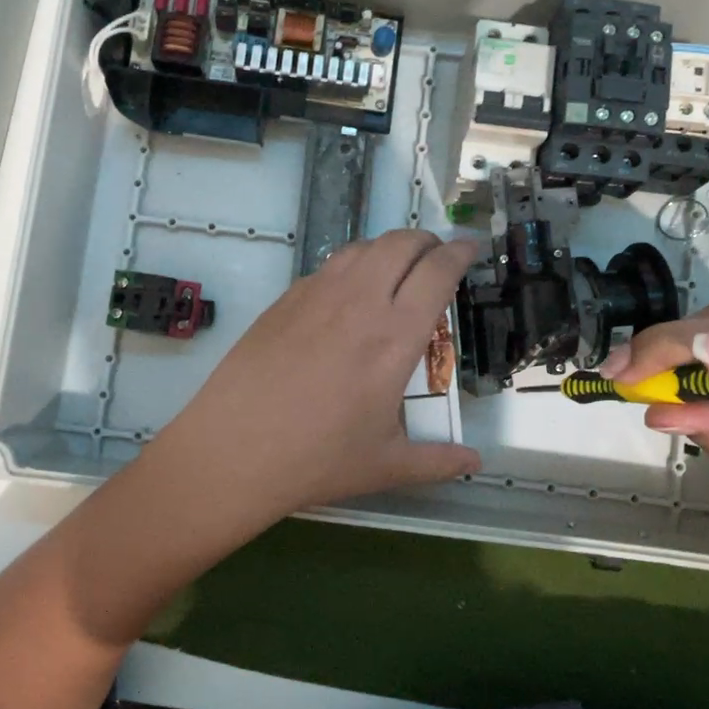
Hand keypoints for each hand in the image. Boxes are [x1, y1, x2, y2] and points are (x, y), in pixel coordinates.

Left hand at [143, 230, 482, 517]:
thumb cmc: (316, 459)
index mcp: (394, 337)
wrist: (234, 450)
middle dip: (427, 242)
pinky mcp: (284, 300)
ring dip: (388, 249)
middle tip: (435, 259)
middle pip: (401, 243)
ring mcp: (316, 296)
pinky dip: (351, 266)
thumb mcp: (385, 466)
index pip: (437, 273)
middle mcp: (359, 303)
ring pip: (362, 247)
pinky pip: (328, 267)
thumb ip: (437, 461)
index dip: (459, 253)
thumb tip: (475, 464)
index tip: (470, 249)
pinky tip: (347, 296)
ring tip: (395, 271)